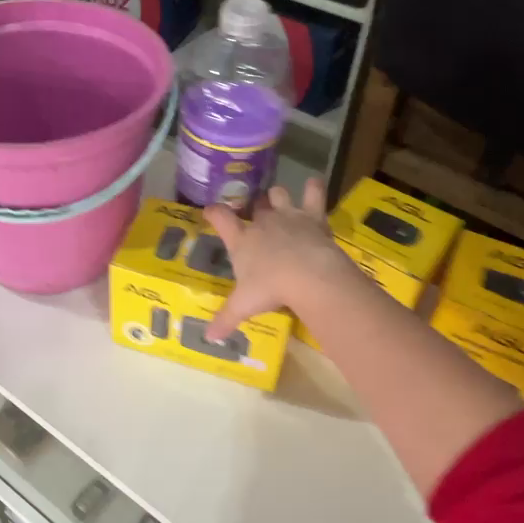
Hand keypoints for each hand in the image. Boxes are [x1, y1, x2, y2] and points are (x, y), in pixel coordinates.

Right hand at [203, 179, 354, 341]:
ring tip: (281, 200)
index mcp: (241, 240)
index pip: (220, 218)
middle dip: (255, 207)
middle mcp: (262, 222)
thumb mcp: (243, 306)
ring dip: (279, 196)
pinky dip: (314, 187)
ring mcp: (287, 215)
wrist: (306, 274)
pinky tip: (315, 183)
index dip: (214, 213)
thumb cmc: (269, 288)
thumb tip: (208, 339)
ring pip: (279, 194)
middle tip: (257, 215)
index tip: (210, 211)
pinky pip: (314, 193)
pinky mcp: (313, 216)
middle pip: (254, 205)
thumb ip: (225, 319)